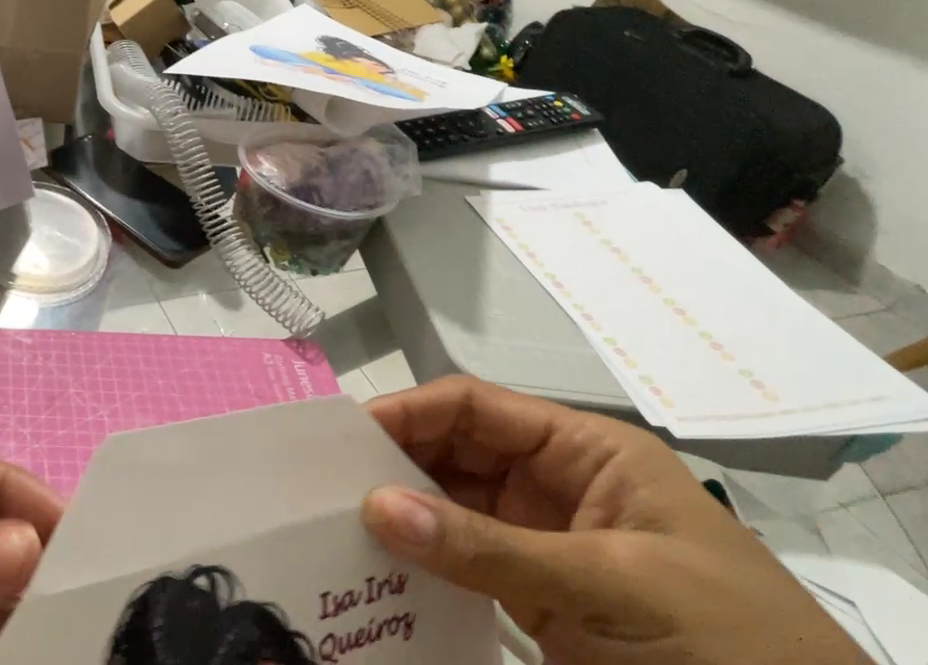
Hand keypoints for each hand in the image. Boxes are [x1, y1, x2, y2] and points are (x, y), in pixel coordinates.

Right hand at [359, 377, 869, 664]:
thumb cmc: (724, 639)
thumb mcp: (608, 586)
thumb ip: (488, 547)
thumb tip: (374, 507)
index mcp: (586, 451)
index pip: (475, 409)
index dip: (407, 412)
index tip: (342, 437)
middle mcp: (555, 484)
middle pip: (453, 452)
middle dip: (392, 463)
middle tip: (324, 481)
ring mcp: (541, 540)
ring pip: (448, 506)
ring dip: (398, 513)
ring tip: (336, 522)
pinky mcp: (532, 593)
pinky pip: (458, 559)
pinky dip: (418, 560)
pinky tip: (377, 567)